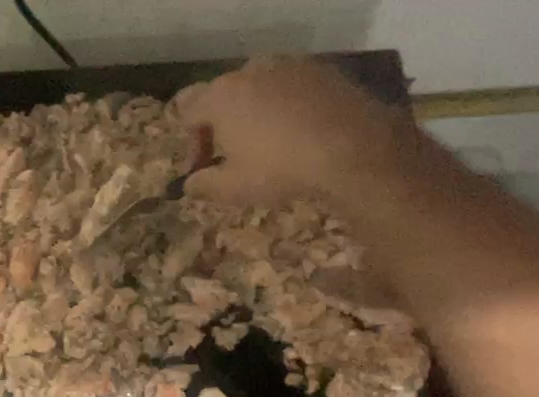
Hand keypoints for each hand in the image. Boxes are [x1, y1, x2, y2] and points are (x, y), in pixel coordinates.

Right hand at [175, 56, 411, 205]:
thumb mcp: (232, 188)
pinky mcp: (319, 69)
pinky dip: (282, 107)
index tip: (202, 170)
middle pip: (222, 95)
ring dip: (251, 114)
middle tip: (230, 156)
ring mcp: (287, 65)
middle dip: (220, 125)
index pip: (188, 113)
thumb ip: (203, 185)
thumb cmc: (279, 169)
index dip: (190, 145)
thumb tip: (189, 184)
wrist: (350, 147)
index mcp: (222, 97)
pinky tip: (295, 134)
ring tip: (264, 144)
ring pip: (256, 88)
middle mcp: (251, 70)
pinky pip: (288, 87)